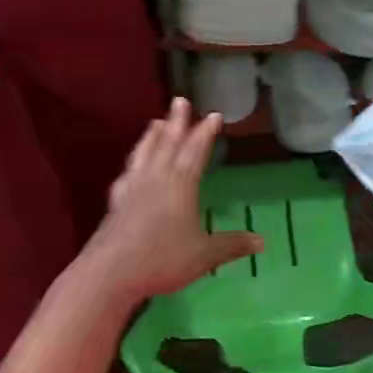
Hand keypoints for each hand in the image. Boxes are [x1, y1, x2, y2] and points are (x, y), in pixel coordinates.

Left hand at [78, 98, 261, 301]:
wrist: (111, 272)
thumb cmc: (163, 259)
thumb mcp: (205, 255)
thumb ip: (231, 245)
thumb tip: (262, 241)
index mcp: (179, 184)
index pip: (195, 151)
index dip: (205, 133)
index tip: (213, 115)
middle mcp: (155, 179)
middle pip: (167, 144)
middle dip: (176, 122)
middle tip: (179, 100)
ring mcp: (132, 190)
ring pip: (144, 155)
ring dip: (151, 137)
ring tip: (154, 123)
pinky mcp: (116, 204)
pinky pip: (127, 175)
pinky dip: (132, 165)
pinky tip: (130, 169)